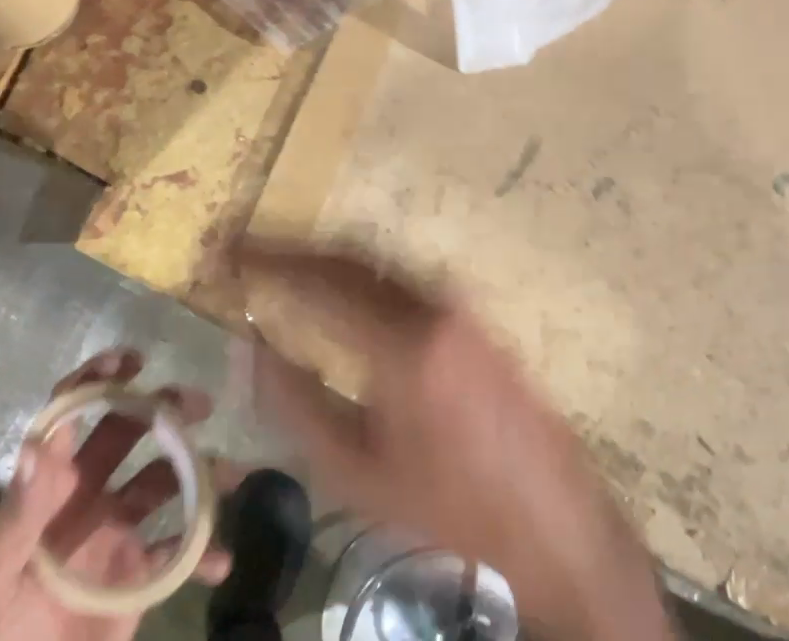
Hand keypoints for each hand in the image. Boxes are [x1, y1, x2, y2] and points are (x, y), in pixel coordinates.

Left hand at [0, 349, 231, 640]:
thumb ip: (18, 513)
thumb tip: (37, 443)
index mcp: (48, 483)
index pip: (70, 413)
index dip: (95, 379)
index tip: (129, 360)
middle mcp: (86, 493)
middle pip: (125, 433)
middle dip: (159, 409)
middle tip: (196, 402)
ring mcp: (117, 532)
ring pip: (163, 484)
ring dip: (198, 472)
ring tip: (230, 471)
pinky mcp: (141, 576)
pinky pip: (179, 555)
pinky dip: (204, 555)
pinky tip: (220, 561)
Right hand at [239, 245, 674, 640]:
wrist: (563, 540)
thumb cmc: (449, 512)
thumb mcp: (353, 471)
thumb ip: (293, 400)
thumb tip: (248, 346)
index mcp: (403, 342)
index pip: (317, 278)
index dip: (264, 261)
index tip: (226, 253)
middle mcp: (438, 309)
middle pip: (348, 255)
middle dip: (291, 249)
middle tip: (247, 253)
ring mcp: (465, 313)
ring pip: (379, 263)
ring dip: (325, 259)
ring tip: (283, 269)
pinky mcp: (480, 325)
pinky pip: (404, 280)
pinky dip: (359, 276)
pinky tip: (340, 295)